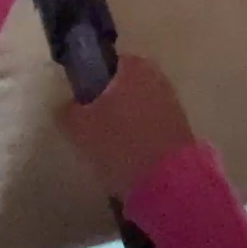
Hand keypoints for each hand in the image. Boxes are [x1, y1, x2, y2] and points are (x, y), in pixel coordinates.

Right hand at [56, 55, 197, 196]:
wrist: (167, 181)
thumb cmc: (119, 144)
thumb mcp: (79, 128)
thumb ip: (67, 111)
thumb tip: (66, 106)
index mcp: (133, 66)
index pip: (105, 65)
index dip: (90, 85)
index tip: (81, 108)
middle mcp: (155, 75)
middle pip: (122, 87)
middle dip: (107, 105)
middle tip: (91, 132)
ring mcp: (171, 100)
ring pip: (137, 107)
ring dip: (124, 123)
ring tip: (109, 150)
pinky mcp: (180, 126)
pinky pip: (150, 125)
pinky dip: (139, 137)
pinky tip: (130, 158)